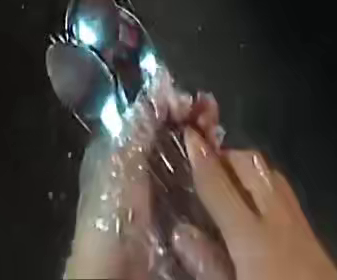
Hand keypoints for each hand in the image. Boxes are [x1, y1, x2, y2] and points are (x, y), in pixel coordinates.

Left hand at [65, 79, 221, 278]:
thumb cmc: (111, 211)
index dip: (173, 103)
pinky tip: (225, 160)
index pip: (155, 116)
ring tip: (219, 130)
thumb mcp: (121, 157)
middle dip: (196, 118)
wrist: (117, 276)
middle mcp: (149, 167)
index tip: (192, 97)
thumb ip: (142, 120)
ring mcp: (169, 192)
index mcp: (127, 149)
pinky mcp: (188, 218)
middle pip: (178, 132)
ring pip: (195, 156)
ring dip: (208, 139)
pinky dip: (217, 172)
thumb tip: (161, 77)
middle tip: (212, 109)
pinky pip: (206, 187)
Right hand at [174, 130, 336, 279]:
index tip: (187, 133)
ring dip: (247, 168)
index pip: (218, 184)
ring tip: (229, 179)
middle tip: (206, 162)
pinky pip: (286, 193)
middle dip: (227, 155)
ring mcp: (301, 225)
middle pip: (250, 165)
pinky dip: (266, 185)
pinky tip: (259, 203)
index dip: (200, 157)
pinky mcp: (315, 235)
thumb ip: (208, 264)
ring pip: (271, 173)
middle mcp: (278, 220)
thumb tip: (182, 232)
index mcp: (252, 237)